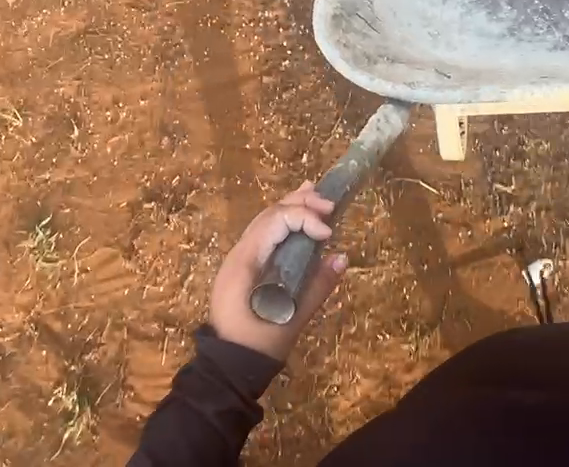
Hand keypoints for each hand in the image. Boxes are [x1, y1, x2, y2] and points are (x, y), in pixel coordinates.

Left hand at [208, 184, 348, 360]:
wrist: (225, 372)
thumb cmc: (256, 347)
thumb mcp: (291, 319)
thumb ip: (316, 287)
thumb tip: (342, 258)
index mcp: (245, 262)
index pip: (276, 221)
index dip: (304, 219)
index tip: (328, 234)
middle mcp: (239, 253)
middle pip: (270, 214)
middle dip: (301, 204)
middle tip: (330, 205)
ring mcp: (240, 259)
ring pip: (267, 220)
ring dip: (293, 207)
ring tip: (317, 196)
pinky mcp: (246, 267)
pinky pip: (266, 233)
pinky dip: (285, 220)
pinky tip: (300, 215)